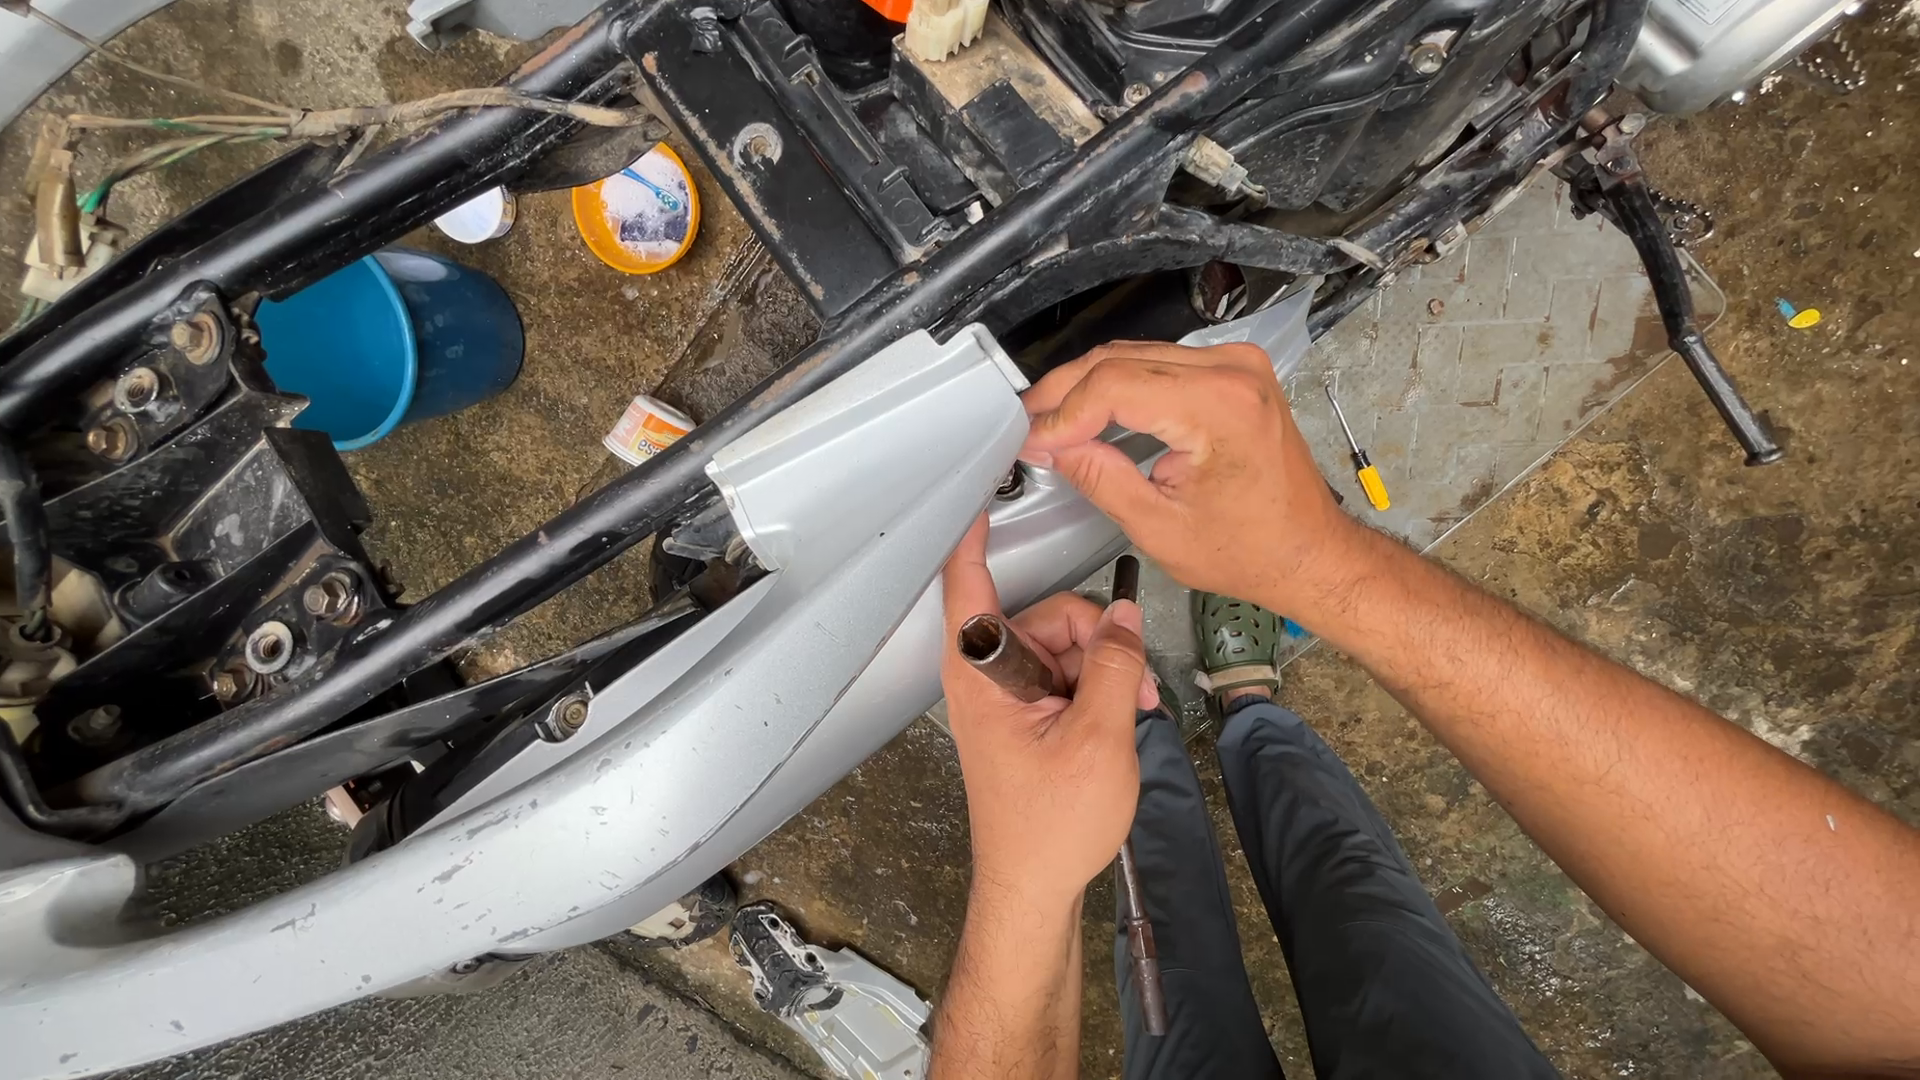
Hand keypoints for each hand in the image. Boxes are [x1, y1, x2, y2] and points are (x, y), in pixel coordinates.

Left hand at [940, 516, 1155, 907]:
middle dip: (1098, 640)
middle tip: (1132, 684)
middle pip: (1047, 614)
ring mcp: (1008, 694)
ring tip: (1131, 713)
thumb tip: (1126, 617)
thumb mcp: (1097, 738)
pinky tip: (1119, 716)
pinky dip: (1095, 686)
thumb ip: (1112, 666)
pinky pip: (1064, 672)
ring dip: (1105, 668)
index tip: (981, 497)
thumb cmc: (1049, 827)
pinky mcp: (1026, 711)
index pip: (968, 586)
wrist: (1035, 886)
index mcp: (982, 673)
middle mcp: (988, 674)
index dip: (972, 537)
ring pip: (1064, 643)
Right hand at [1019, 340, 1364, 626]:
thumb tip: (1053, 446)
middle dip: (1064, 392)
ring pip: (1133, 355)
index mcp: (1220, 407)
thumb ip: (1098, 477)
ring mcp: (1236, 366)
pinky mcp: (1232, 373)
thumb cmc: (1252, 548)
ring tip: (1049, 419)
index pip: (1113, 386)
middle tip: (1028, 422)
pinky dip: (1117, 385)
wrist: (1307, 551)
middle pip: (1119, 361)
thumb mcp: (1158, 526)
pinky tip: (1089, 409)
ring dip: (1086, 386)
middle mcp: (1232, 372)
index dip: (1062, 414)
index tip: (1033, 440)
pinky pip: (1157, 363)